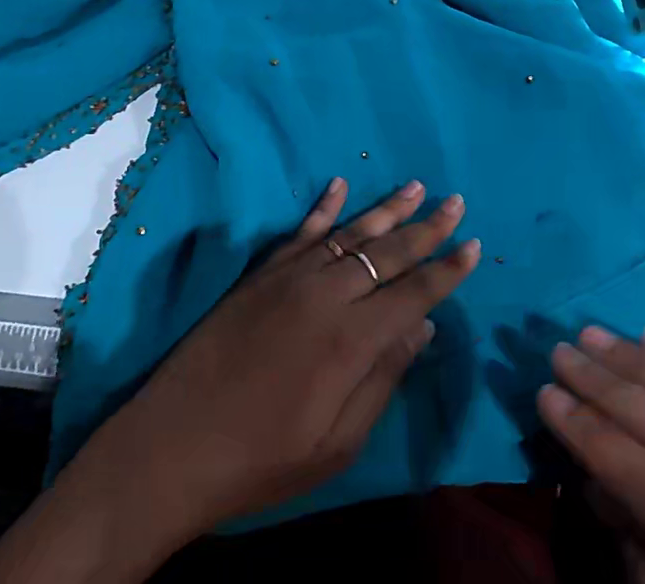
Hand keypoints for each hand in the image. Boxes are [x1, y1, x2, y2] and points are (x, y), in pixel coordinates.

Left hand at [0, 178, 479, 583]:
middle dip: (427, 228)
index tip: (473, 246)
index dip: (447, 270)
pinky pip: (300, 233)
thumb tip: (423, 327)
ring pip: (350, 233)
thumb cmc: (262, 459)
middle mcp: (326, 296)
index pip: (414, 293)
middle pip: (389, 253)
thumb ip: (383, 378)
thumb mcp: (337, 443)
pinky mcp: (259, 277)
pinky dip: (322, 207)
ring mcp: (289, 280)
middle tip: (456, 202)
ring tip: (415, 187)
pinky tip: (340, 185)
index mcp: (351, 340)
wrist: (171, 448)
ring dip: (387, 209)